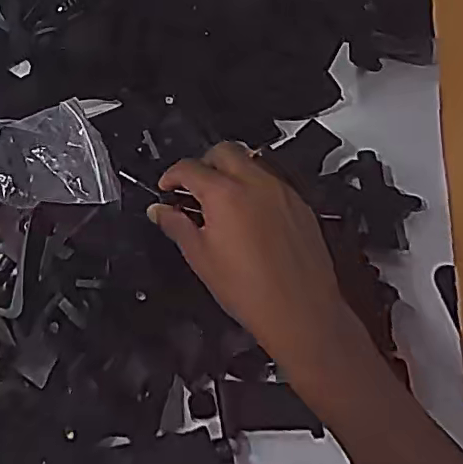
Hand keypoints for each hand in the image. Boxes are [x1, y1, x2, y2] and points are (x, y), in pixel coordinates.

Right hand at [147, 143, 367, 374]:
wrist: (301, 313)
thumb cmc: (253, 292)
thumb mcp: (200, 258)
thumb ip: (176, 226)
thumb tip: (161, 211)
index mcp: (225, 193)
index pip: (189, 167)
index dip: (172, 175)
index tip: (168, 185)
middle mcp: (254, 183)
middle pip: (222, 150)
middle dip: (203, 162)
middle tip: (194, 186)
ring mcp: (280, 190)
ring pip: (250, 161)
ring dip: (231, 171)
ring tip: (222, 201)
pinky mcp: (299, 203)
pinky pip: (272, 181)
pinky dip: (256, 187)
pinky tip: (250, 214)